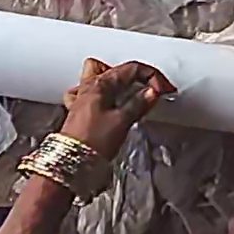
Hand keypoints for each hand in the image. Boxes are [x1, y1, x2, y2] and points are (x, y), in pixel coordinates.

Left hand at [60, 59, 175, 159]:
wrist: (69, 165)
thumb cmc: (90, 142)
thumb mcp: (121, 121)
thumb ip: (138, 104)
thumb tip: (152, 92)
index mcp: (99, 84)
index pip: (131, 68)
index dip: (151, 76)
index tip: (163, 89)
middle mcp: (88, 88)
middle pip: (113, 68)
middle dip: (133, 74)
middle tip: (148, 85)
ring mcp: (83, 101)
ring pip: (100, 80)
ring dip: (117, 84)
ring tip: (133, 92)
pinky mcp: (81, 115)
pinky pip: (94, 98)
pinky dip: (106, 98)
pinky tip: (114, 107)